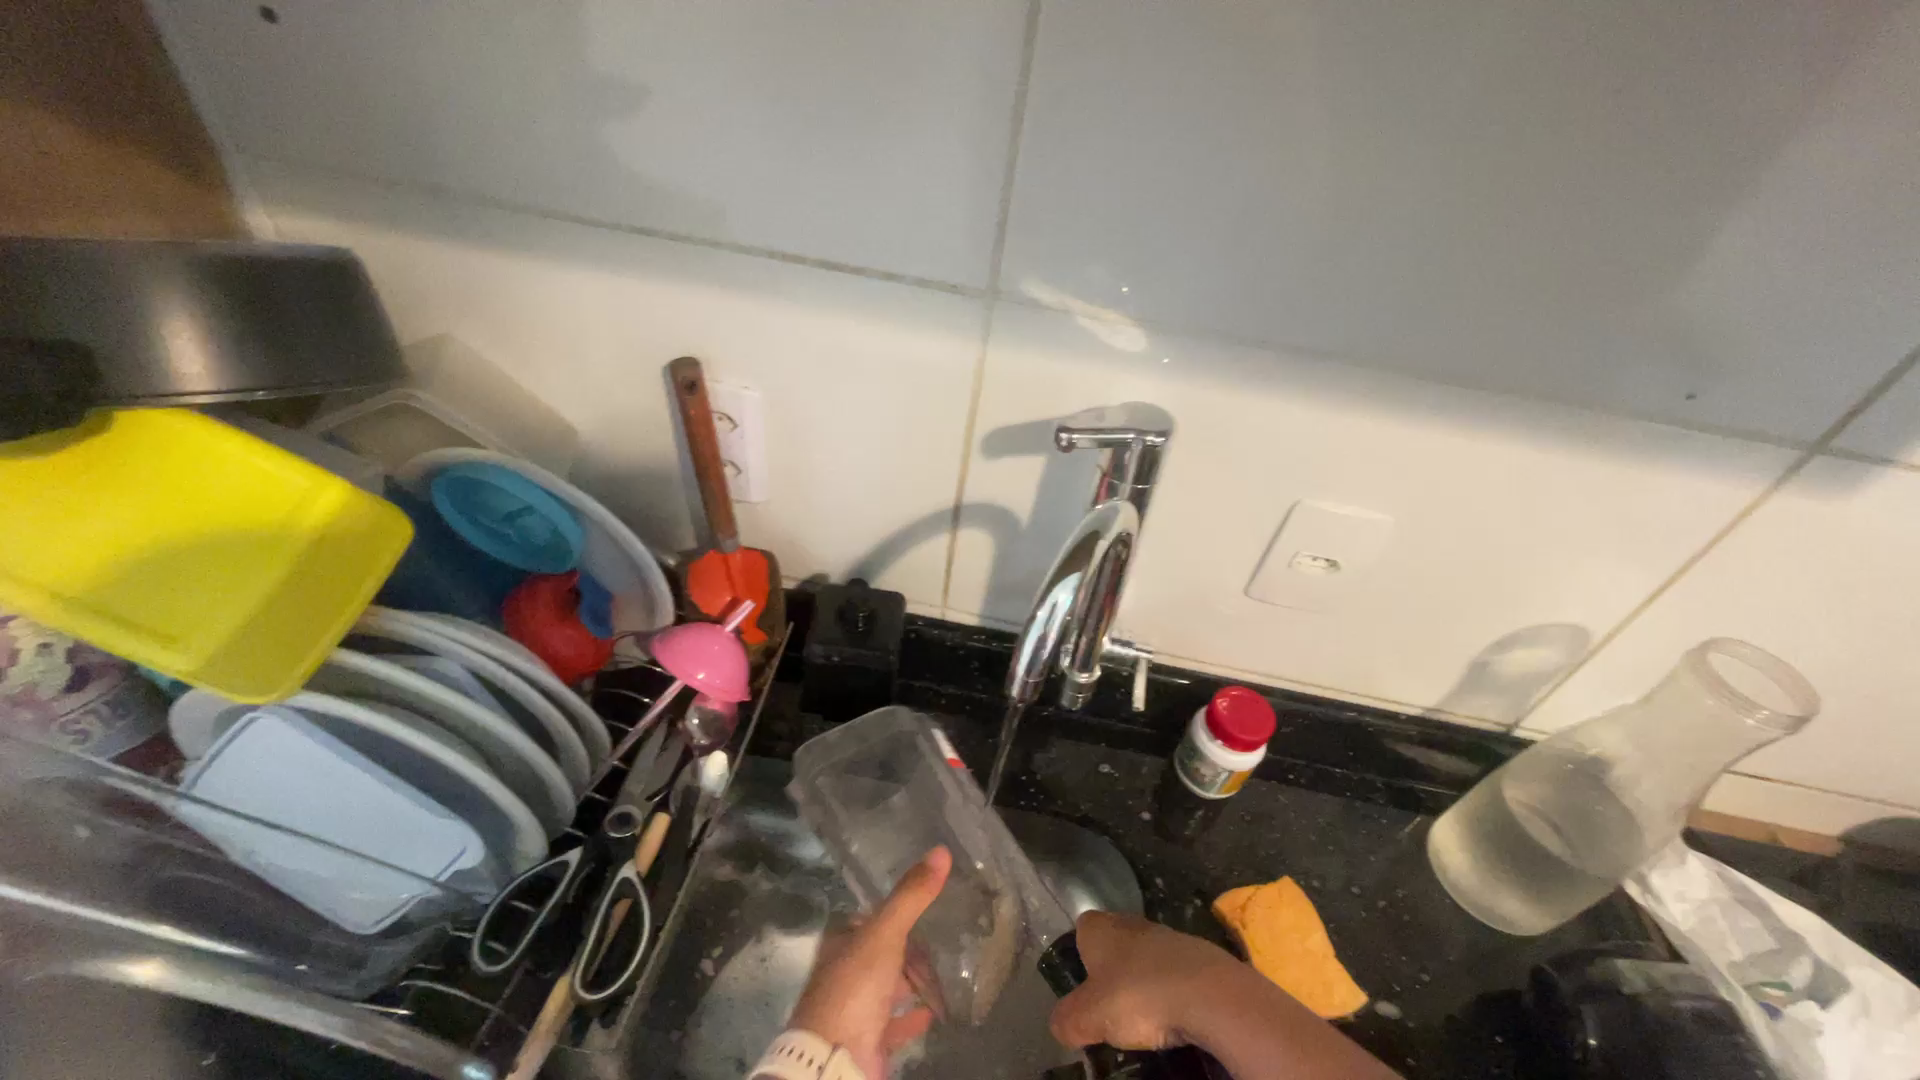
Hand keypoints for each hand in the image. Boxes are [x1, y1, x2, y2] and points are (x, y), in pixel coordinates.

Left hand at [789, 846, 951, 1078]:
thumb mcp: (884, 933)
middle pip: (883, 954)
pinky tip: (936, 1010)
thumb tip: (941, 850)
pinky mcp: (869, 1038)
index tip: (929, 907)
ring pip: (890, 987)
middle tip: (947, 939)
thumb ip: (911, 895)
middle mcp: (845, 972)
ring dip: (915, 981)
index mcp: (841, 943)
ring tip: (950, 971)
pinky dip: (915, 1015)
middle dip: (912, 949)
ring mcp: (855, 1008)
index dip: (897, 914)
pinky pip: (897, 1022)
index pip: (870, 920)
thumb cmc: (854, 986)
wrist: (835, 1057)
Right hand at [1049, 911, 1243, 1051]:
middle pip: (1114, 945)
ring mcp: (1167, 936)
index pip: (1081, 929)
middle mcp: (1131, 922)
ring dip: (1143, 983)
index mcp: (1100, 927)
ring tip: (1144, 1020)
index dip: (1079, 956)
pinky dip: (1171, 993)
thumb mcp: (1088, 1017)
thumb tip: (1060, 1025)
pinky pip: (1174, 975)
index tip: (1083, 988)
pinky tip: (1173, 1018)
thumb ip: (1066, 1020)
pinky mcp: (1197, 956)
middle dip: (1112, 973)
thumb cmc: (1137, 995)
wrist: (1207, 993)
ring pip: (1146, 960)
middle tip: (1110, 1009)